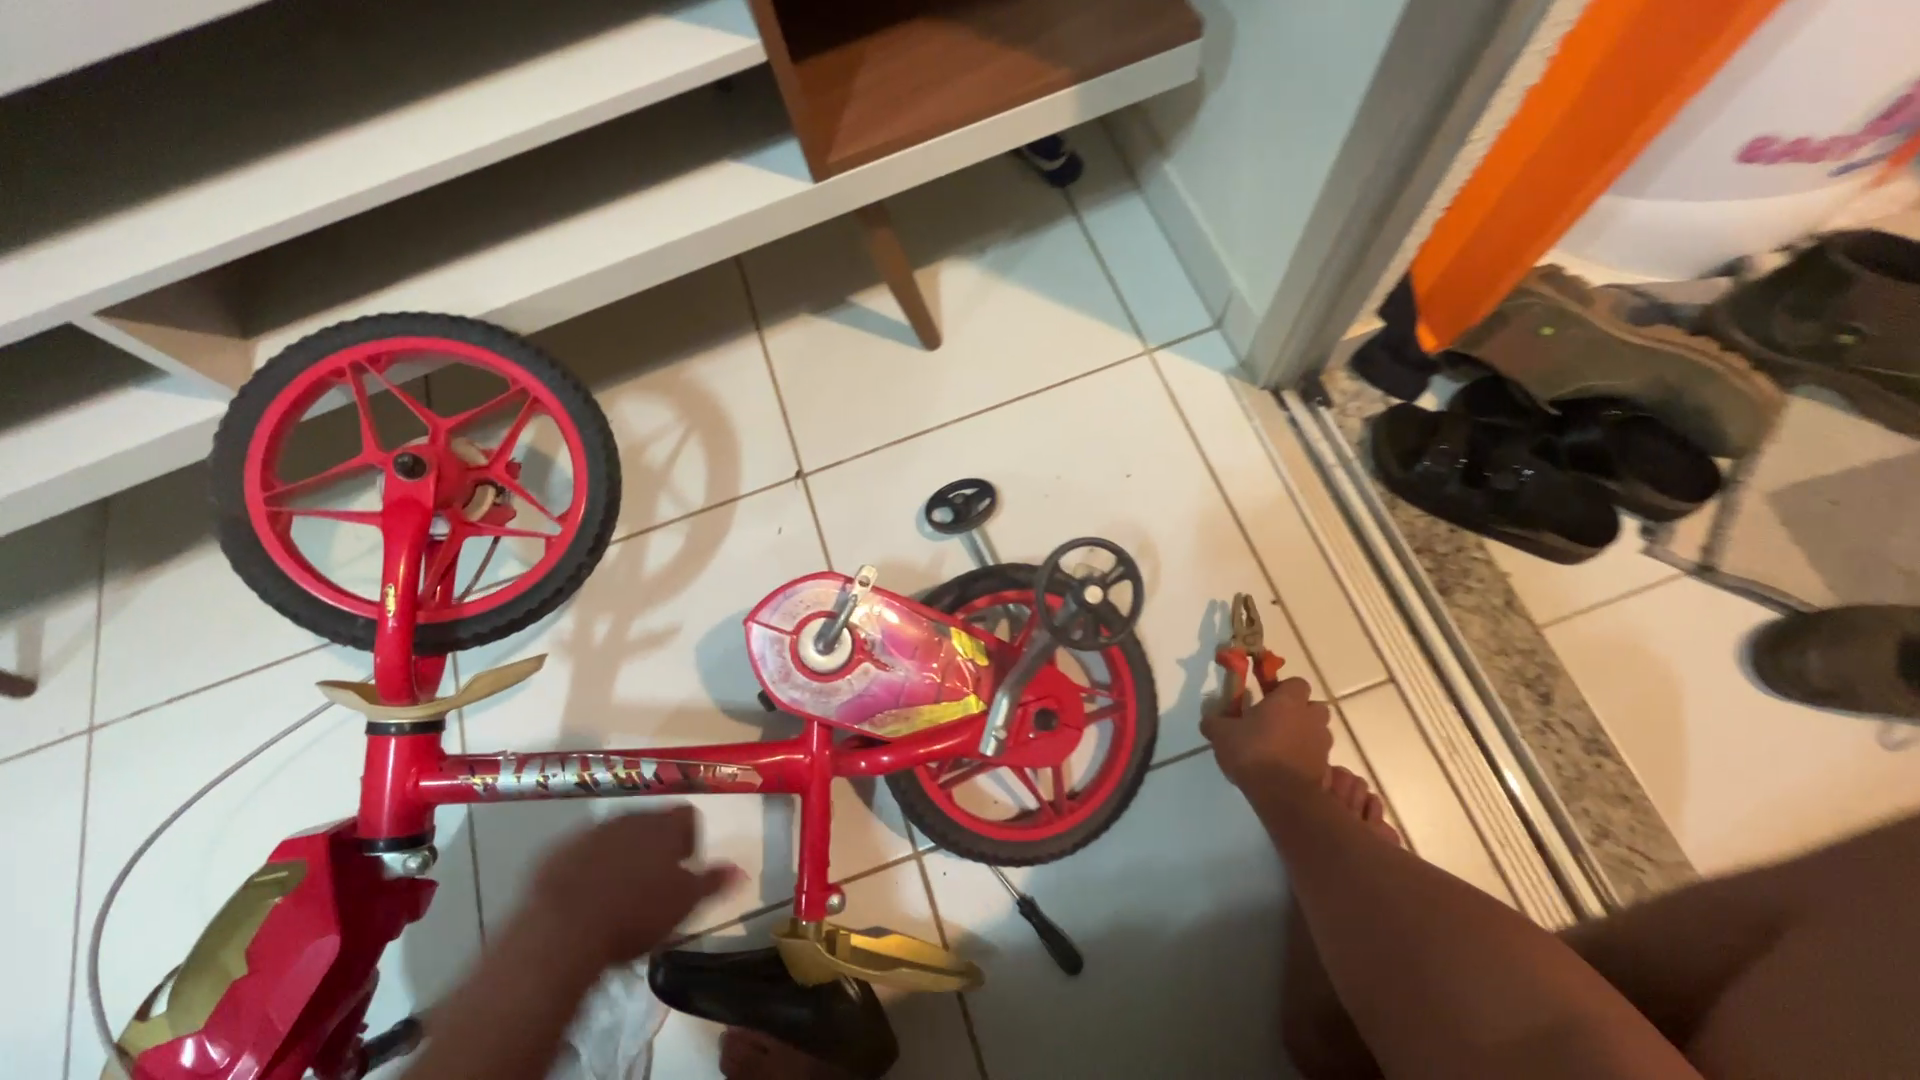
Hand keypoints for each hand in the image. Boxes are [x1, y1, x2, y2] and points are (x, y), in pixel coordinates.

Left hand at [523, 806, 740, 967]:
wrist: (562, 932)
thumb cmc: (635, 916)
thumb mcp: (684, 904)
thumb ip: (713, 882)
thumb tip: (741, 871)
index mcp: (663, 826)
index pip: (688, 815)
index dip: (691, 838)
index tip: (687, 865)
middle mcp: (627, 819)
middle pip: (650, 823)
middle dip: (656, 846)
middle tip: (656, 882)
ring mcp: (588, 833)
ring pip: (615, 836)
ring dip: (622, 855)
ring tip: (622, 892)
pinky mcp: (555, 853)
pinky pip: (582, 853)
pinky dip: (589, 867)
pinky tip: (588, 897)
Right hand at [1200, 676, 1332, 790]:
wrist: (1281, 795)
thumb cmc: (1252, 752)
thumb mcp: (1221, 734)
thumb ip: (1215, 722)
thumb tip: (1209, 720)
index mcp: (1289, 701)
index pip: (1297, 683)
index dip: (1284, 690)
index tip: (1267, 700)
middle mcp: (1311, 718)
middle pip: (1313, 708)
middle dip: (1299, 713)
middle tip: (1276, 723)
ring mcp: (1322, 745)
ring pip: (1318, 733)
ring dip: (1304, 737)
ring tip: (1280, 749)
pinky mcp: (1325, 769)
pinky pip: (1317, 758)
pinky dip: (1306, 760)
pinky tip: (1286, 770)